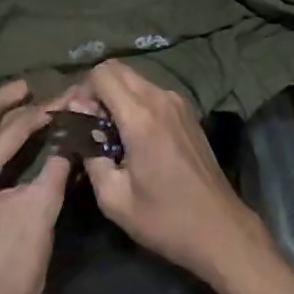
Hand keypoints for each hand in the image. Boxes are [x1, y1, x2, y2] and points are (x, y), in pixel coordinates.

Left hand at [0, 80, 70, 293]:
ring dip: (5, 113)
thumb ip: (61, 157)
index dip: (45, 110)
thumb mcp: (44, 205)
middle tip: (41, 85)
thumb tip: (79, 121)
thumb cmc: (17, 259)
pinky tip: (21, 129)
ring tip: (35, 102)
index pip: (12, 129)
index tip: (71, 97)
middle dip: (12, 97)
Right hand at [80, 62, 268, 280]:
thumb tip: (80, 127)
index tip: (76, 118)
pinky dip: (134, 103)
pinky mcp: (186, 110)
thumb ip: (92, 155)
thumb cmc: (164, 218)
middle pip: (119, 69)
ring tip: (107, 133)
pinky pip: (152, 92)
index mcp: (141, 115)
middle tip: (87, 124)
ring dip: (116, 96)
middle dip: (97, 90)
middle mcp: (160, 97)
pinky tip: (131, 136)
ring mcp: (177, 101)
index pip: (103, 73)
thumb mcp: (115, 198)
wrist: (217, 225)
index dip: (82, 90)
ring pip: (136, 79)